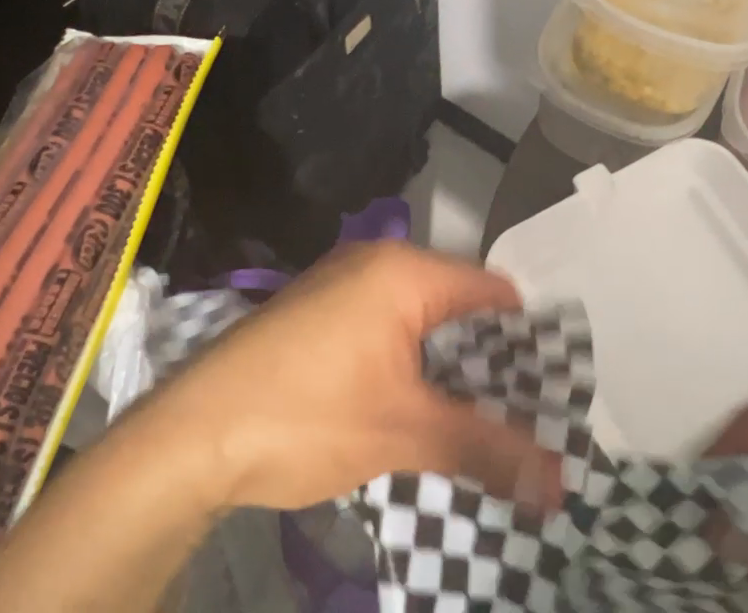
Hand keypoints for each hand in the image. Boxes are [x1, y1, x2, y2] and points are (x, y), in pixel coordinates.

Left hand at [128, 240, 562, 511]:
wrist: (187, 438)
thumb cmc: (305, 418)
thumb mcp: (405, 434)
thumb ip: (487, 449)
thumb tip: (560, 485)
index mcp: (403, 272)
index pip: (493, 289)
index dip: (529, 336)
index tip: (553, 386)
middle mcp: (374, 263)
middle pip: (457, 301)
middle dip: (490, 356)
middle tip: (524, 410)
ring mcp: (338, 284)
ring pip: (419, 316)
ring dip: (448, 362)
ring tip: (480, 415)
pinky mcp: (314, 312)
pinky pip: (384, 324)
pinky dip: (410, 359)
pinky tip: (418, 403)